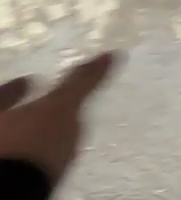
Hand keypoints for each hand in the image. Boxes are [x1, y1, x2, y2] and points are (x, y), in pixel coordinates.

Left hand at [0, 53, 115, 185]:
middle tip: (36, 103)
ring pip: (8, 137)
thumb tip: (109, 54)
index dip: (17, 88)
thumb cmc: (29, 143)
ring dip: (22, 131)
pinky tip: (41, 153)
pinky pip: (12, 157)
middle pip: (4, 118)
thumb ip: (81, 82)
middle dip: (19, 111)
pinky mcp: (5, 175)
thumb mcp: (61, 108)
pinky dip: (25, 151)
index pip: (3, 95)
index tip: (29, 79)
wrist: (9, 192)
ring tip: (47, 129)